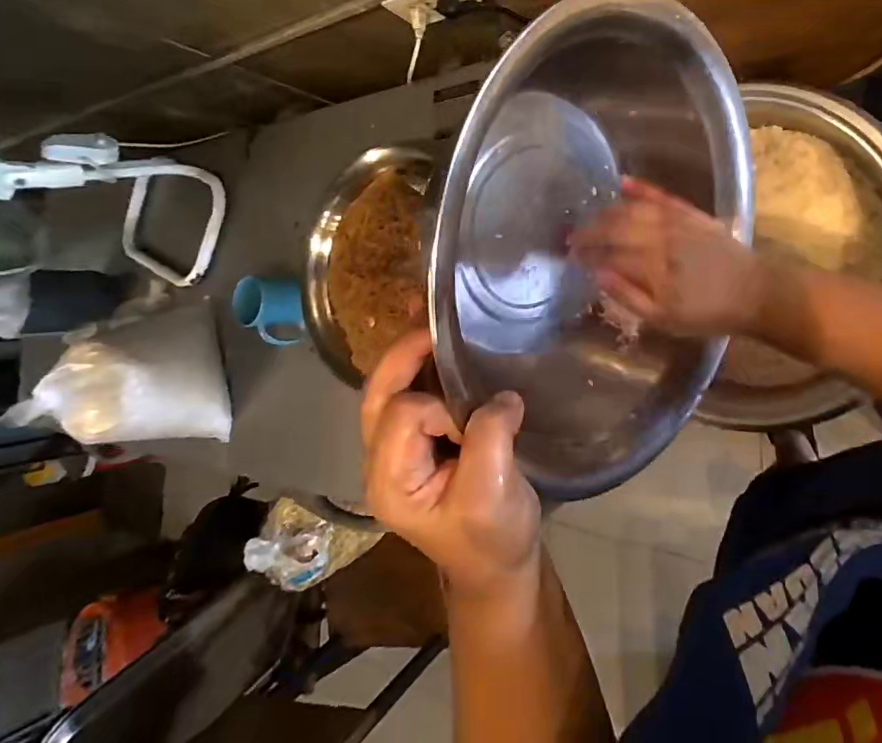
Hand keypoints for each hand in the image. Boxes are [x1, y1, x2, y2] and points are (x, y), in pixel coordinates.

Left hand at [359, 329, 541, 597]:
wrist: (499, 563)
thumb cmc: (491, 535)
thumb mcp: (490, 493)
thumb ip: (489, 438)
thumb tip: (502, 396)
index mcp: (390, 478)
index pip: (402, 415)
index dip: (441, 406)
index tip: (477, 422)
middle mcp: (384, 459)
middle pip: (379, 393)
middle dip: (404, 355)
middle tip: (437, 322)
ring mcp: (402, 449)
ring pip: (392, 389)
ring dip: (412, 354)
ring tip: (434, 318)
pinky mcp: (425, 441)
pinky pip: (416, 394)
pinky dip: (428, 365)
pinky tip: (445, 344)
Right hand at [571, 176, 767, 337]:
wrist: (754, 292)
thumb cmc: (708, 313)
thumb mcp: (665, 319)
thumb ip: (628, 297)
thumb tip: (597, 275)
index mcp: (652, 266)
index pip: (607, 254)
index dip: (586, 254)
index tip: (570, 257)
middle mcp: (661, 238)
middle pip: (616, 227)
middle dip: (590, 231)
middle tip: (574, 238)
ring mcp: (677, 222)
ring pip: (634, 209)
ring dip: (608, 212)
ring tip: (591, 219)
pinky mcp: (692, 214)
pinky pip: (662, 196)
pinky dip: (641, 188)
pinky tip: (622, 183)